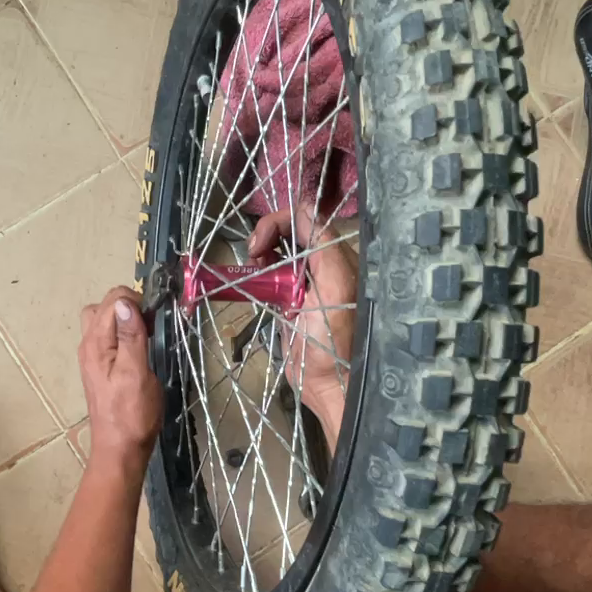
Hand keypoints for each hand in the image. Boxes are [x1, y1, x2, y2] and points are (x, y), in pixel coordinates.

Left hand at [79, 285, 161, 469]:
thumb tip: (125, 302)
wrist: (120, 448)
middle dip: (130, 306)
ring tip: (146, 335)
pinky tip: (139, 348)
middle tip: (152, 326)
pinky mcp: (100, 365)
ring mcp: (92, 355)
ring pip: (104, 319)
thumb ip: (131, 336)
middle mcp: (89, 344)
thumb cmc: (132, 413)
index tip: (155, 320)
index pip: (113, 300)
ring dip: (125, 319)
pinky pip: (108, 336)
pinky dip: (123, 333)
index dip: (137, 302)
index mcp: (96, 343)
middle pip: (104, 306)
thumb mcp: (136, 373)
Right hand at [248, 204, 356, 438]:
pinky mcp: (290, 300)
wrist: (326, 385)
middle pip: (290, 230)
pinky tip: (252, 279)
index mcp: (339, 258)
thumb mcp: (336, 289)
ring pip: (278, 250)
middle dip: (266, 235)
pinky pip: (271, 274)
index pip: (307, 219)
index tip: (257, 245)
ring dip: (260, 253)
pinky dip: (257, 272)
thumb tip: (304, 206)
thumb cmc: (335, 340)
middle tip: (251, 255)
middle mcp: (323, 265)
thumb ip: (325, 246)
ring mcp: (305, 283)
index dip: (279, 223)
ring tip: (251, 268)